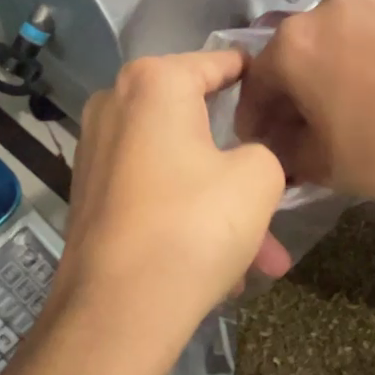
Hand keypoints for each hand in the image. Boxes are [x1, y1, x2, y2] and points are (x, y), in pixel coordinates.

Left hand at [51, 51, 288, 347]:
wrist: (117, 311)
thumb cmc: (194, 227)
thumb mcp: (259, 178)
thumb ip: (266, 149)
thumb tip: (248, 159)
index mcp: (153, 83)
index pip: (220, 63)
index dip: (259, 80)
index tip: (284, 98)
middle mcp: (115, 105)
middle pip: (197, 123)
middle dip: (243, 168)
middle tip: (278, 199)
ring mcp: (96, 151)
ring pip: (180, 169)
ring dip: (222, 206)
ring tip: (264, 257)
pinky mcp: (90, 195)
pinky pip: (155, 195)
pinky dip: (188, 219)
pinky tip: (222, 270)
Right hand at [235, 0, 374, 220]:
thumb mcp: (326, 166)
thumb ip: (287, 153)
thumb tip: (279, 148)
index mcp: (294, 43)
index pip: (255, 84)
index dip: (254, 122)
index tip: (260, 150)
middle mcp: (327, 9)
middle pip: (292, 57)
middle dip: (289, 99)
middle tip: (298, 141)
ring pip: (330, 46)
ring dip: (324, 82)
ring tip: (339, 125)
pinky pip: (365, 42)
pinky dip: (357, 70)